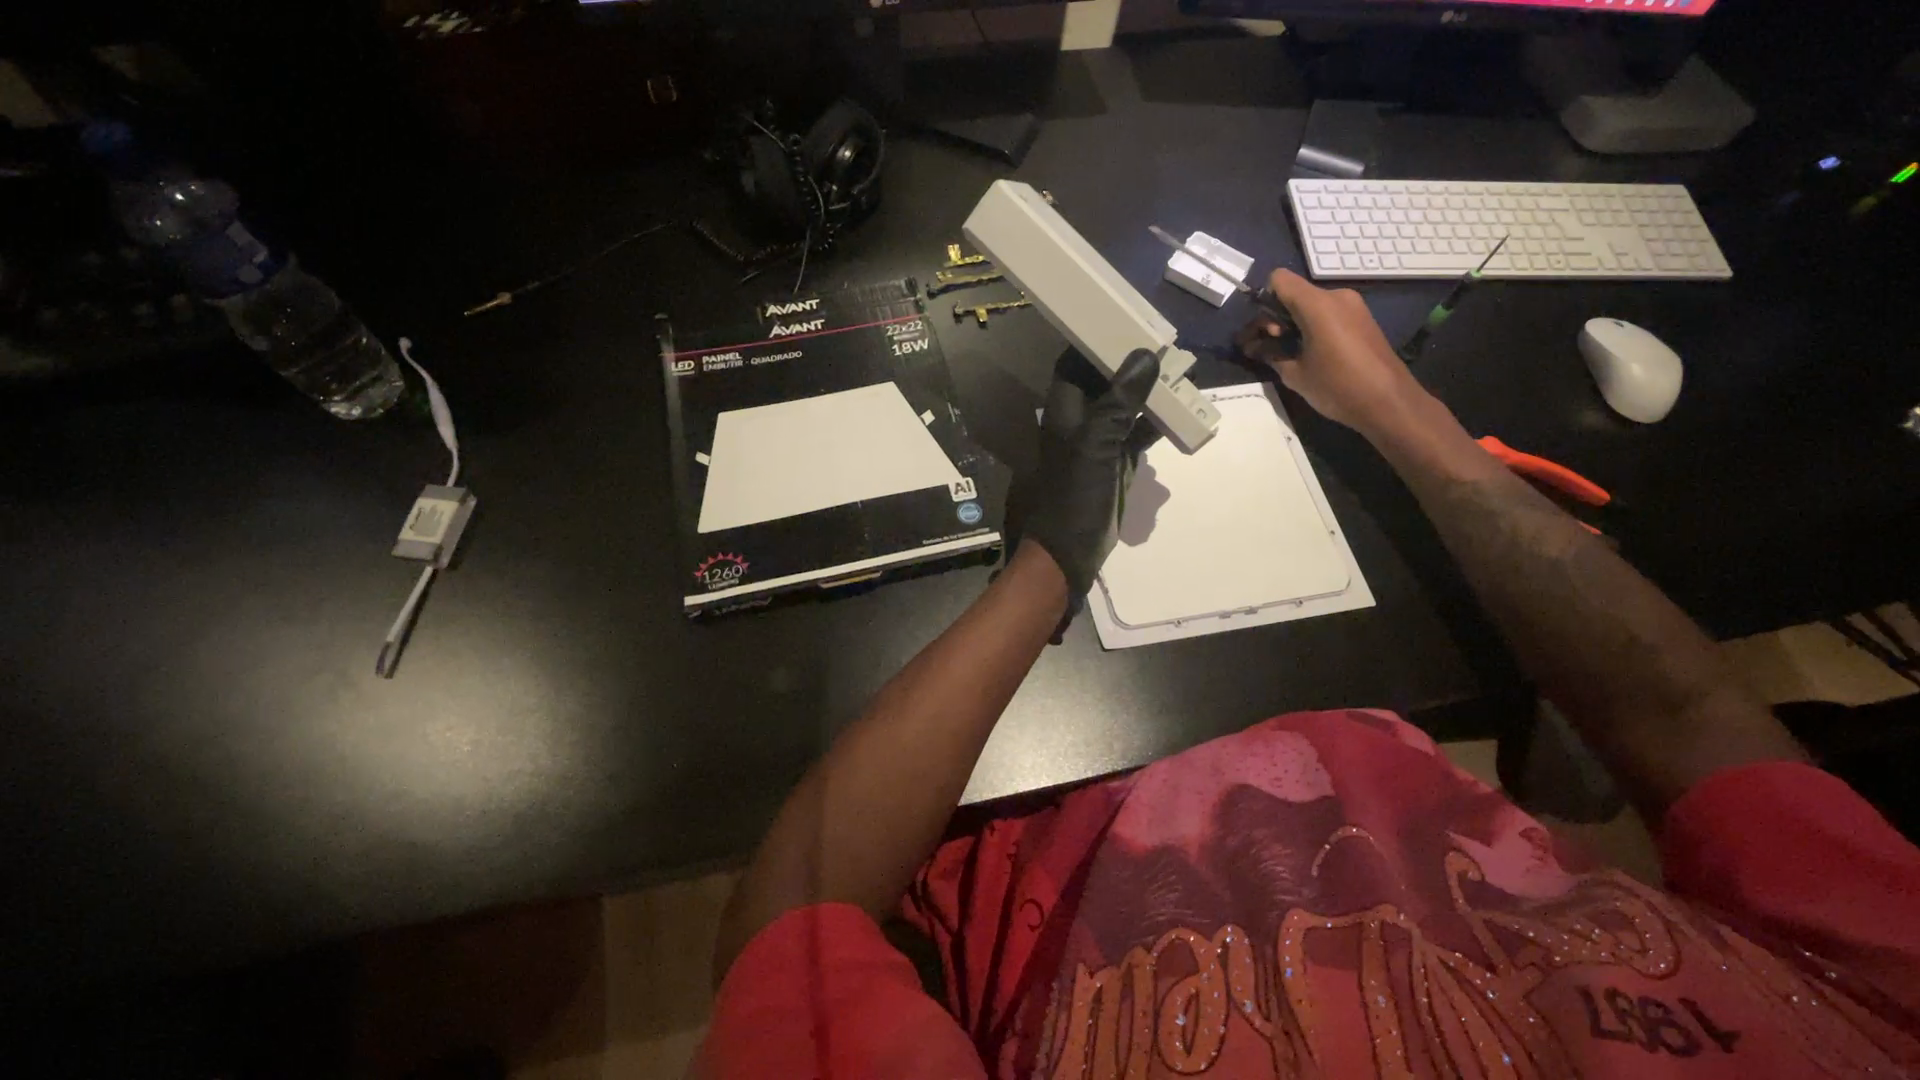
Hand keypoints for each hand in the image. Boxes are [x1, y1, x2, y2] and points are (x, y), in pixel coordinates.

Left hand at [1020, 348, 1159, 621]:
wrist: (1069, 552)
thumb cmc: (1075, 495)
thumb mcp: (1096, 443)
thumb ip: (1120, 401)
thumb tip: (1144, 355)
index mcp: (1065, 410)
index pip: (1073, 362)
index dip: (1092, 340)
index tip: (1123, 319)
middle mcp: (1079, 421)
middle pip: (1103, 382)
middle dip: (1130, 364)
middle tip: (1165, 344)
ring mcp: (1098, 444)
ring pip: (1124, 407)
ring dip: (1148, 392)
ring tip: (1181, 371)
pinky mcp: (1115, 465)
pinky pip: (1136, 435)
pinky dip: (1155, 424)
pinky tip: (1180, 413)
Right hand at [1238, 268, 1432, 437]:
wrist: (1389, 402)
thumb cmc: (1338, 387)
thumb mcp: (1294, 375)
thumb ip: (1271, 354)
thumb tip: (1256, 347)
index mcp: (1317, 305)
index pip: (1279, 280)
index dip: (1265, 300)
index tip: (1266, 330)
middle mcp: (1336, 297)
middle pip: (1295, 293)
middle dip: (1278, 317)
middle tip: (1272, 347)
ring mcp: (1353, 306)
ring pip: (1312, 305)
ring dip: (1296, 324)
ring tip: (1293, 354)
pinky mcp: (1362, 319)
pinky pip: (1329, 314)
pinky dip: (1314, 328)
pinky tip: (1315, 354)